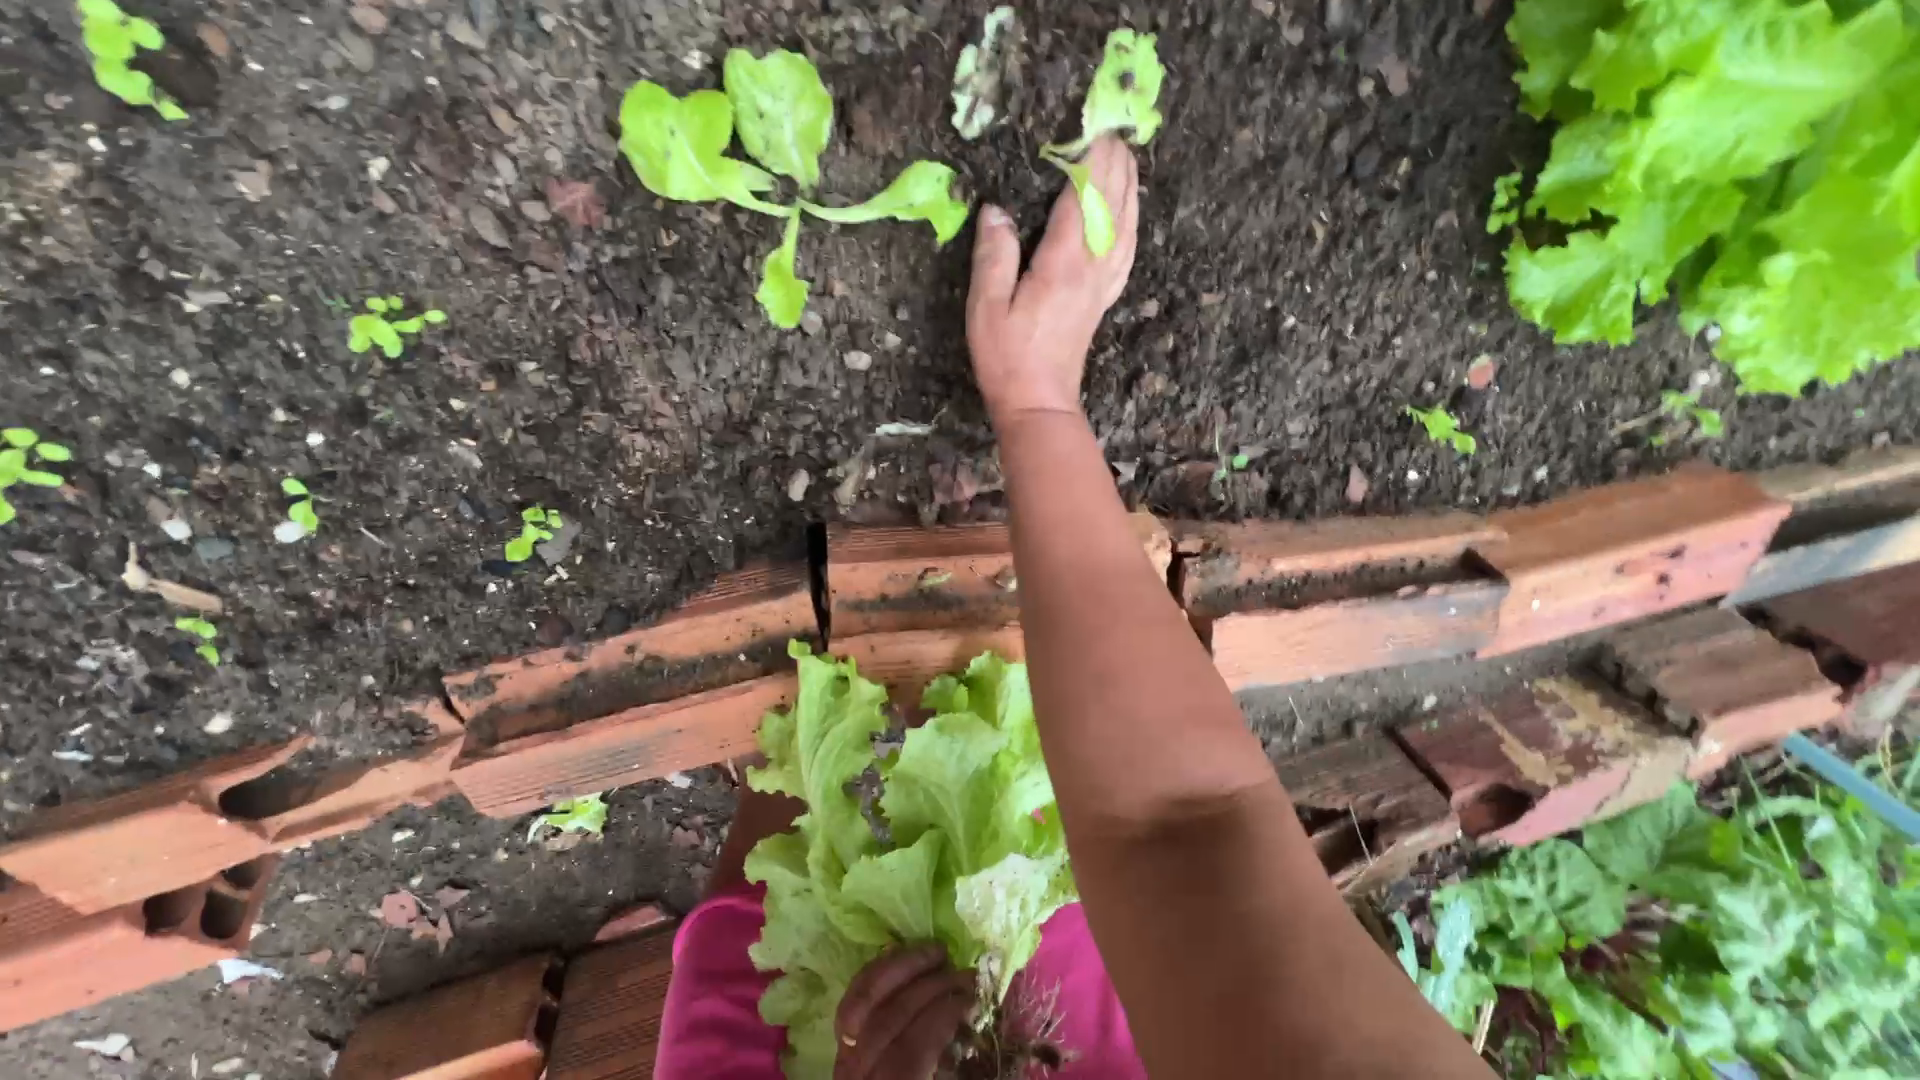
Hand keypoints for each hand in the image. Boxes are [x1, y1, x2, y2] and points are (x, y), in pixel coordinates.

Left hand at [834, 944, 973, 1079]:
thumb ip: (959, 1062)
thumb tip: (982, 1015)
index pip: (909, 1051)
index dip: (942, 1017)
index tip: (972, 998)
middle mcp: (858, 1074)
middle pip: (889, 1019)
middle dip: (931, 987)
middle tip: (964, 972)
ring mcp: (844, 1054)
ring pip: (864, 998)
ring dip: (903, 967)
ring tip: (937, 952)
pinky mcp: (842, 1038)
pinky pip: (854, 995)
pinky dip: (878, 971)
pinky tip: (904, 955)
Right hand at [966, 135, 1140, 425]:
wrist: (1039, 403)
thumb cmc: (1007, 358)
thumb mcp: (987, 307)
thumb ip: (994, 255)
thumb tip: (995, 211)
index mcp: (1064, 263)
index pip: (1084, 196)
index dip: (1089, 158)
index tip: (1091, 125)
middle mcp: (1092, 268)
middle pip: (1113, 203)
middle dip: (1114, 163)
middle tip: (1111, 128)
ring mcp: (1103, 284)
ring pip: (1127, 224)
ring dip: (1129, 187)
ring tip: (1127, 158)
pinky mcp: (1103, 299)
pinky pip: (1127, 251)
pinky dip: (1131, 222)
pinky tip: (1130, 213)